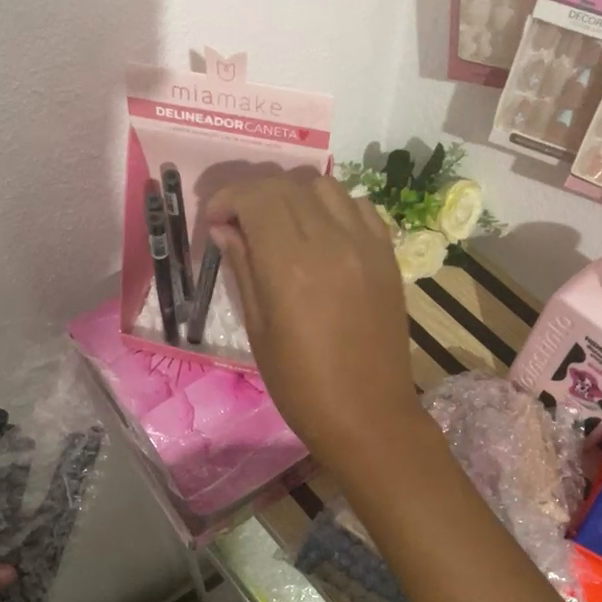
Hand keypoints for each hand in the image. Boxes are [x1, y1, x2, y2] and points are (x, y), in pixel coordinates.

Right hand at [203, 174, 426, 464]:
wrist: (368, 415)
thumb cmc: (301, 385)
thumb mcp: (259, 330)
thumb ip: (243, 269)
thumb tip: (225, 229)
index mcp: (291, 266)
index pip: (256, 198)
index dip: (228, 198)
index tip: (214, 219)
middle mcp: (331, 242)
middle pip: (287, 186)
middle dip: (253, 194)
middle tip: (237, 220)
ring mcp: (366, 245)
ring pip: (324, 186)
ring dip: (293, 195)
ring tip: (279, 224)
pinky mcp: (387, 256)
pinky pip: (358, 206)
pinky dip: (332, 206)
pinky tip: (321, 232)